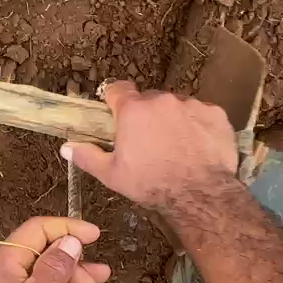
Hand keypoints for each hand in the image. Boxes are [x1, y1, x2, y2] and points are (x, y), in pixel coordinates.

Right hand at [60, 81, 240, 226]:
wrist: (198, 193)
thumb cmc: (150, 183)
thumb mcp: (111, 175)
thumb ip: (87, 156)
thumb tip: (66, 147)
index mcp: (133, 110)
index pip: (118, 89)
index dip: (115, 100)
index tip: (116, 113)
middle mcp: (161, 100)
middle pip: (148, 100)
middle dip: (145, 115)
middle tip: (146, 141)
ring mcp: (191, 105)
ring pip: (175, 106)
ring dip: (171, 120)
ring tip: (174, 148)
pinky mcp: (215, 114)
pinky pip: (200, 114)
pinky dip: (196, 126)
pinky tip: (195, 148)